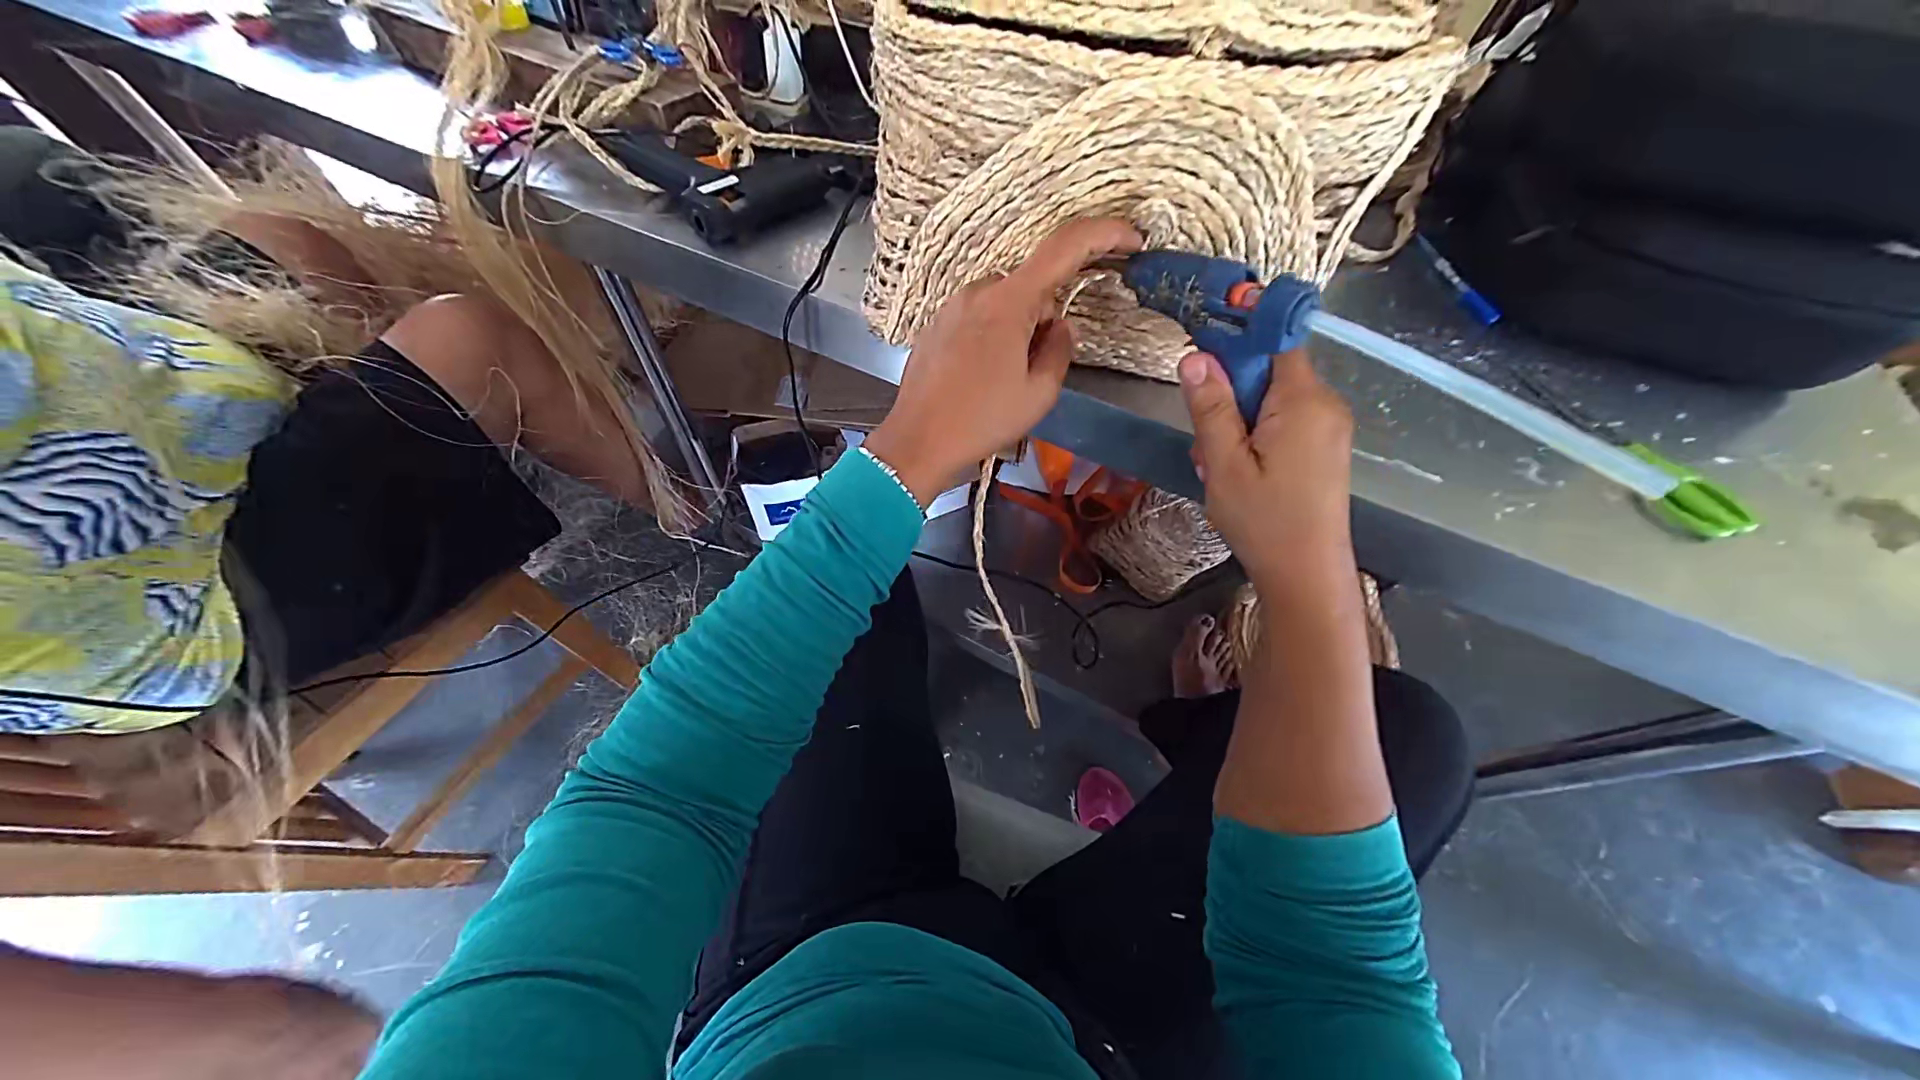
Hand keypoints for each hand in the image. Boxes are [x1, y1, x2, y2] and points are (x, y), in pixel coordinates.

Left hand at [864, 218, 1142, 503]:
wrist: (917, 443)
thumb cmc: (981, 421)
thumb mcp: (1039, 394)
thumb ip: (1061, 350)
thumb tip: (1061, 327)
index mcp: (1007, 302)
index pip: (1064, 248)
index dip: (1104, 235)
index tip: (1132, 241)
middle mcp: (976, 292)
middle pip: (1031, 287)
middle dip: (1046, 318)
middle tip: (1038, 368)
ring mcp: (950, 308)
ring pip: (1004, 304)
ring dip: (1018, 329)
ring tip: (1006, 380)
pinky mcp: (935, 326)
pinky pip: (978, 318)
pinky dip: (993, 337)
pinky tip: (982, 378)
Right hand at [1180, 348, 1354, 593]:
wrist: (1306, 575)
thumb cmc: (1263, 521)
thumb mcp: (1223, 465)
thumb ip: (1211, 408)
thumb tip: (1196, 356)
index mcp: (1303, 401)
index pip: (1276, 339)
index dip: (1241, 335)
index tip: (1204, 348)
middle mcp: (1324, 404)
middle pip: (1270, 371)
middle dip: (1230, 395)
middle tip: (1206, 441)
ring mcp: (1328, 427)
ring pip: (1272, 400)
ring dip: (1238, 422)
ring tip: (1220, 467)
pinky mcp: (1325, 448)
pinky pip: (1285, 422)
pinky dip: (1257, 437)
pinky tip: (1240, 472)